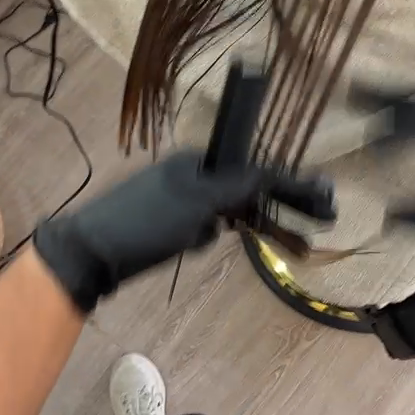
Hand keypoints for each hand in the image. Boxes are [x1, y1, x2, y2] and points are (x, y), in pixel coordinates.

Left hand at [33, 150, 334, 311]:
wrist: (90, 251)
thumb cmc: (144, 223)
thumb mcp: (196, 205)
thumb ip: (235, 190)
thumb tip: (265, 176)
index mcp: (197, 162)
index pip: (255, 172)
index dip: (292, 187)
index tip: (325, 199)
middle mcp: (188, 175)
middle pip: (244, 190)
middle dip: (279, 208)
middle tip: (317, 226)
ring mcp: (175, 200)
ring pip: (224, 212)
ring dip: (247, 226)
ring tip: (283, 245)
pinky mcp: (164, 224)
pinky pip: (201, 227)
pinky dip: (208, 236)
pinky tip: (206, 242)